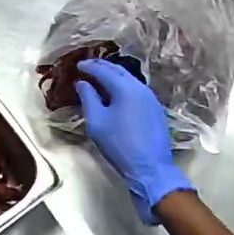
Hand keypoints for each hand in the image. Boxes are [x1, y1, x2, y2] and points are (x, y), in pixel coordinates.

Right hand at [74, 59, 191, 223]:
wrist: (151, 169)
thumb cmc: (119, 145)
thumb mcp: (96, 122)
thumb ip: (88, 98)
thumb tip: (82, 83)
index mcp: (125, 89)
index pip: (104, 71)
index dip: (89, 67)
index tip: (77, 65)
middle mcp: (140, 88)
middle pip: (119, 71)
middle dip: (102, 66)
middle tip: (87, 66)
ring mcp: (151, 98)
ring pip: (130, 79)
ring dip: (113, 75)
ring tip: (100, 77)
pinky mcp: (155, 109)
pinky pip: (136, 89)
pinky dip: (123, 85)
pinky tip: (116, 92)